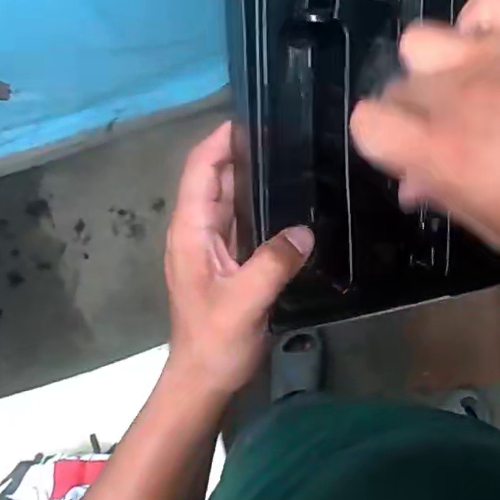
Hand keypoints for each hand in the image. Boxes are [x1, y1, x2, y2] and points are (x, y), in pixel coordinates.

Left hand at [164, 122, 313, 393]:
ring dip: (255, 177)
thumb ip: (274, 262)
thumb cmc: (215, 340)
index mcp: (193, 232)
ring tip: (293, 158)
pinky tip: (293, 202)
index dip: (219, 142)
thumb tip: (306, 230)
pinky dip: (265, 204)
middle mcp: (200, 232)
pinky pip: (248, 220)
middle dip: (242, 152)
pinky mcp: (233, 260)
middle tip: (286, 134)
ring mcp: (216, 246)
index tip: (251, 119)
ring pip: (233, 199)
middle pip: (217, 179)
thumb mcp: (244, 301)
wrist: (204, 379)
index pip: (201, 172)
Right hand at [349, 0, 499, 274]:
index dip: (383, 146)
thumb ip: (449, 197)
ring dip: (436, 72)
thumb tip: (415, 182)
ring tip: (473, 99)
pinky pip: (485, 4)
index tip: (411, 163)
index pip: (367, 123)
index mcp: (446, 151)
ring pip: (424, 41)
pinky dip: (481, 26)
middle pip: (397, 86)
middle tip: (452, 146)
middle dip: (414, 119)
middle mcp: (461, 93)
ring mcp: (499, 54)